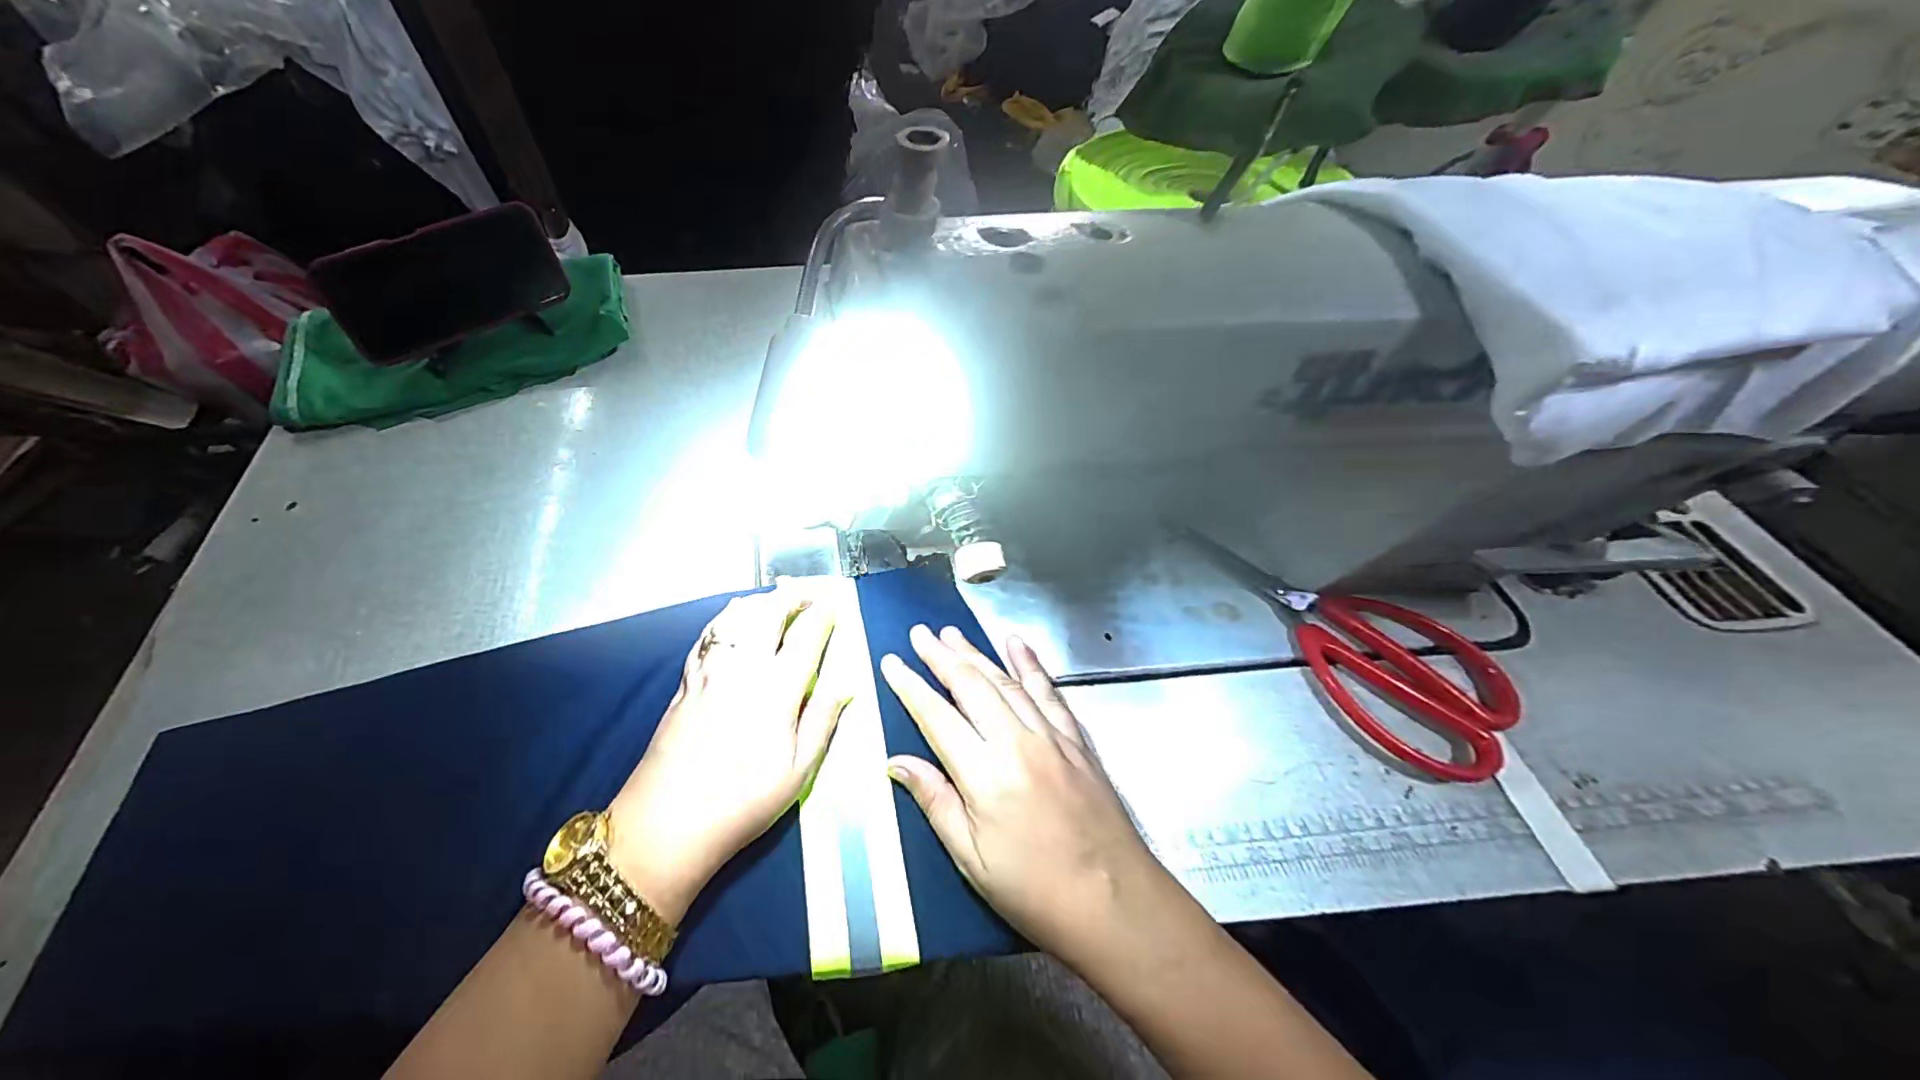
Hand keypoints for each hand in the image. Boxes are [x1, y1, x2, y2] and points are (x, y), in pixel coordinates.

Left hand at [607, 590, 847, 924]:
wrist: (665, 824)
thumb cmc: (742, 803)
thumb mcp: (798, 771)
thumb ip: (823, 721)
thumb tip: (845, 686)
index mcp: (776, 690)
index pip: (805, 636)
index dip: (822, 615)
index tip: (834, 605)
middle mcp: (742, 670)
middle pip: (767, 614)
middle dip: (790, 597)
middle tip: (807, 595)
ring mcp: (708, 673)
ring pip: (733, 619)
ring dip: (757, 602)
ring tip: (773, 601)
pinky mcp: (684, 684)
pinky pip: (708, 637)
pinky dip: (725, 621)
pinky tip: (731, 625)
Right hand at [881, 625, 1166, 961]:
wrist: (1116, 903)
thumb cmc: (1034, 891)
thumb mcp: (971, 858)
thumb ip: (935, 801)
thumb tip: (896, 762)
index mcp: (985, 774)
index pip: (937, 717)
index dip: (911, 686)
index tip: (892, 662)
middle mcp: (1017, 743)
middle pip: (972, 686)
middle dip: (942, 656)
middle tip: (920, 633)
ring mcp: (1051, 736)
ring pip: (1007, 682)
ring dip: (978, 653)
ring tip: (953, 633)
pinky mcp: (1077, 740)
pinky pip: (1049, 691)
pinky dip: (1030, 664)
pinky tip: (1017, 644)